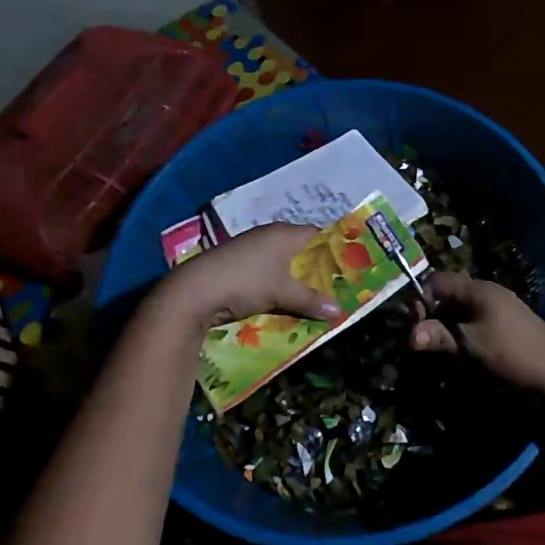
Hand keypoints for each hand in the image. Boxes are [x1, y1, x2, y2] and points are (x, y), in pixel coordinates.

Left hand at [147, 223, 342, 330]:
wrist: (194, 292)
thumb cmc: (245, 282)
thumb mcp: (282, 293)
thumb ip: (311, 300)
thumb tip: (340, 311)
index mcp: (283, 233)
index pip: (318, 235)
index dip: (334, 250)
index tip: (350, 267)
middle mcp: (268, 235)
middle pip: (301, 249)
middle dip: (317, 268)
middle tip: (336, 286)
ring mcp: (250, 249)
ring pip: (283, 262)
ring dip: (296, 278)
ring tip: (314, 296)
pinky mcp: (237, 264)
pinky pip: (267, 271)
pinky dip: (278, 283)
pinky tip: (284, 299)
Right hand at [408, 273, 544, 389]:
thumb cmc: (513, 352)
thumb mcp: (472, 344)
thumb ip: (440, 336)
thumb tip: (409, 335)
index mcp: (477, 289)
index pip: (437, 280)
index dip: (421, 298)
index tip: (415, 324)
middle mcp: (486, 292)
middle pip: (447, 295)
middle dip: (431, 315)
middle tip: (423, 340)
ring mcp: (497, 307)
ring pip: (459, 310)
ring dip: (446, 326)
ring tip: (438, 349)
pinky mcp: (504, 324)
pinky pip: (473, 321)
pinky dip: (461, 333)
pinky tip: (459, 352)